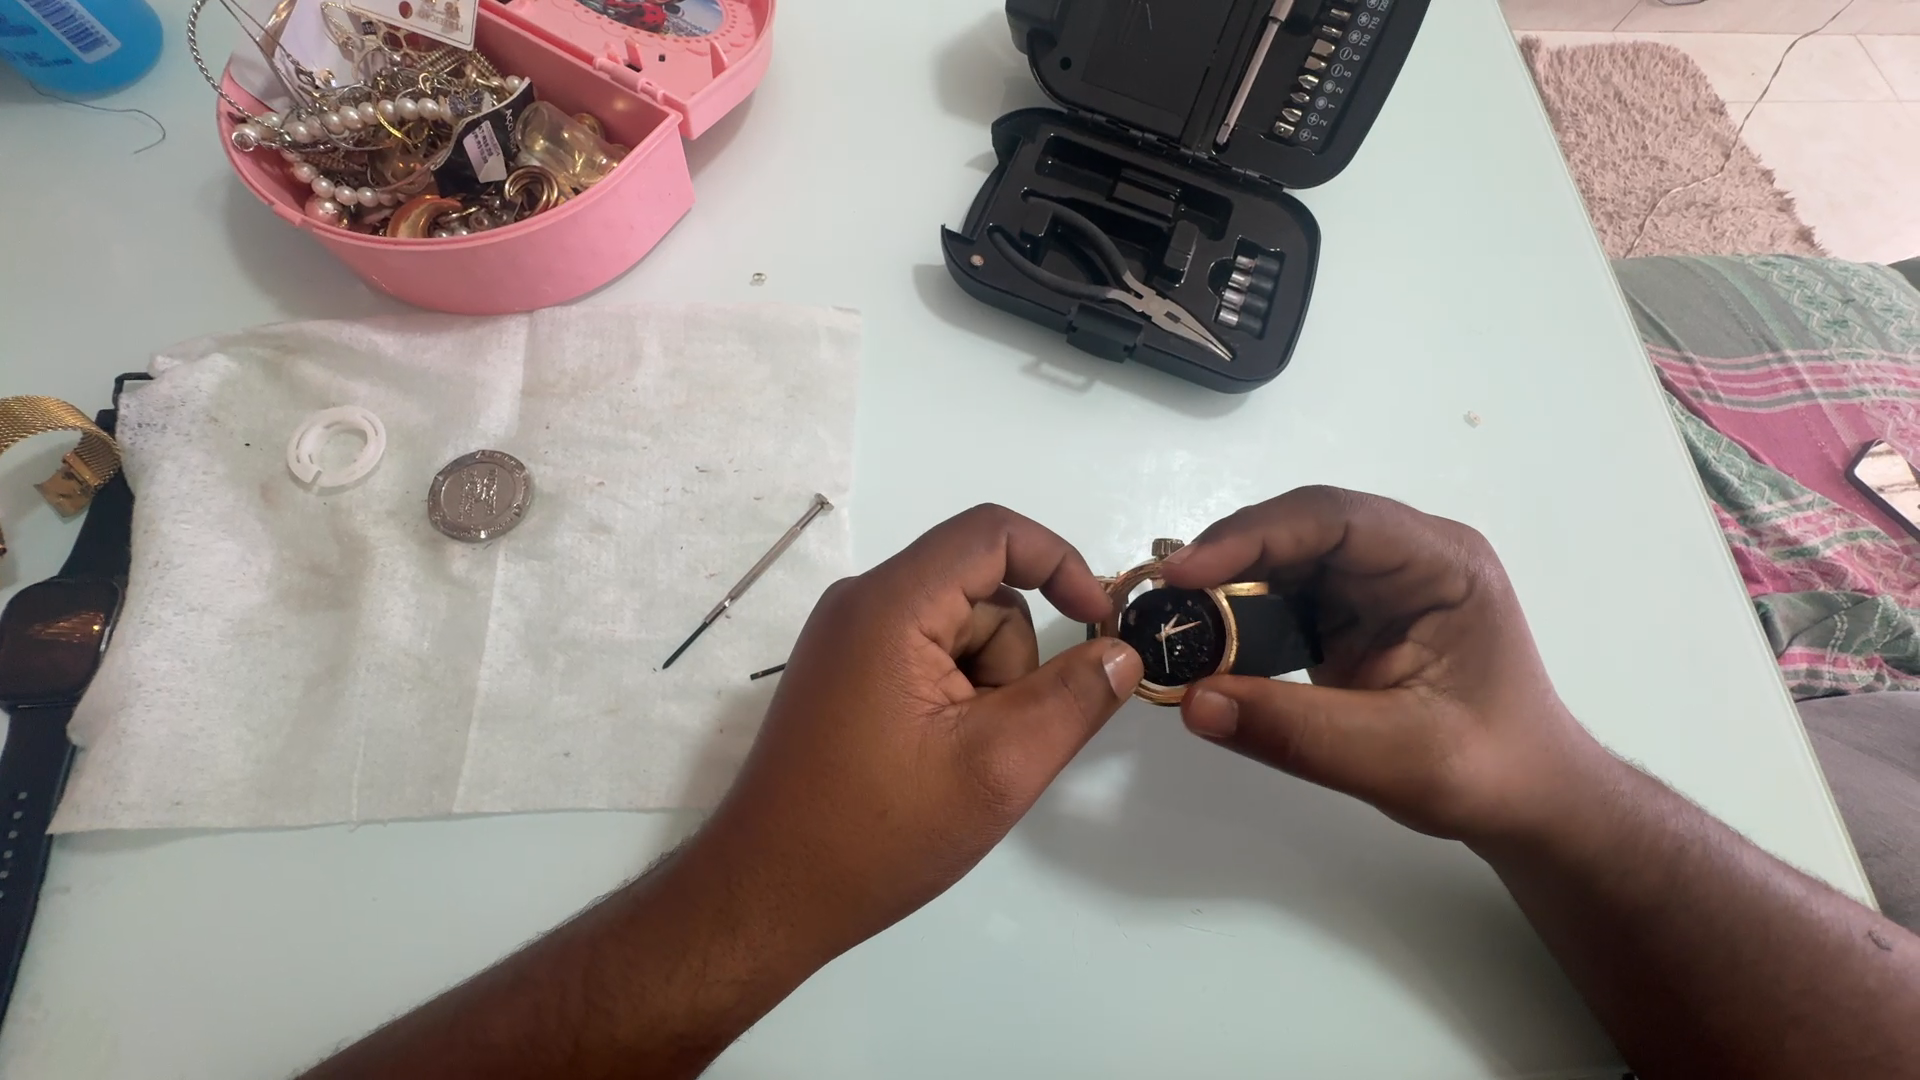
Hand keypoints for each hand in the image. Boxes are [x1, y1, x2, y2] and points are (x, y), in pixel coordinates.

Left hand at [688, 505, 1143, 963]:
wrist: (767, 894)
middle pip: (978, 591)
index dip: (1058, 560)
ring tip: (957, 757)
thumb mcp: (998, 767)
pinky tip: (934, 756)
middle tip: (995, 740)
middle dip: (1011, 660)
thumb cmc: (879, 833)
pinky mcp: (847, 669)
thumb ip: (1073, 699)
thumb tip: (1121, 652)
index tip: (1098, 620)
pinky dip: (954, 696)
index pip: (991, 533)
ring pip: (959, 628)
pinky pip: (928, 653)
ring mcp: (849, 636)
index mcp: (891, 603)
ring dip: (984, 685)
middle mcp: (863, 601)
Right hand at [1159, 486, 1611, 844]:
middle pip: (1296, 530)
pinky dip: (1234, 614)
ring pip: (1277, 558)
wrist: (1527, 801)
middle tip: (1162, 600)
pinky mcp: (1343, 611)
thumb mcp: (1396, 758)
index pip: (1334, 519)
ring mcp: (1371, 581)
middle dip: (1226, 559)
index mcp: (1438, 564)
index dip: (1252, 536)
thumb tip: (1190, 702)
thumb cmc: (1489, 772)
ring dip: (1222, 586)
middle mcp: (1401, 556)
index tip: (1183, 574)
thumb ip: (1293, 730)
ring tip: (1173, 619)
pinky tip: (1205, 639)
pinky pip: (1275, 595)